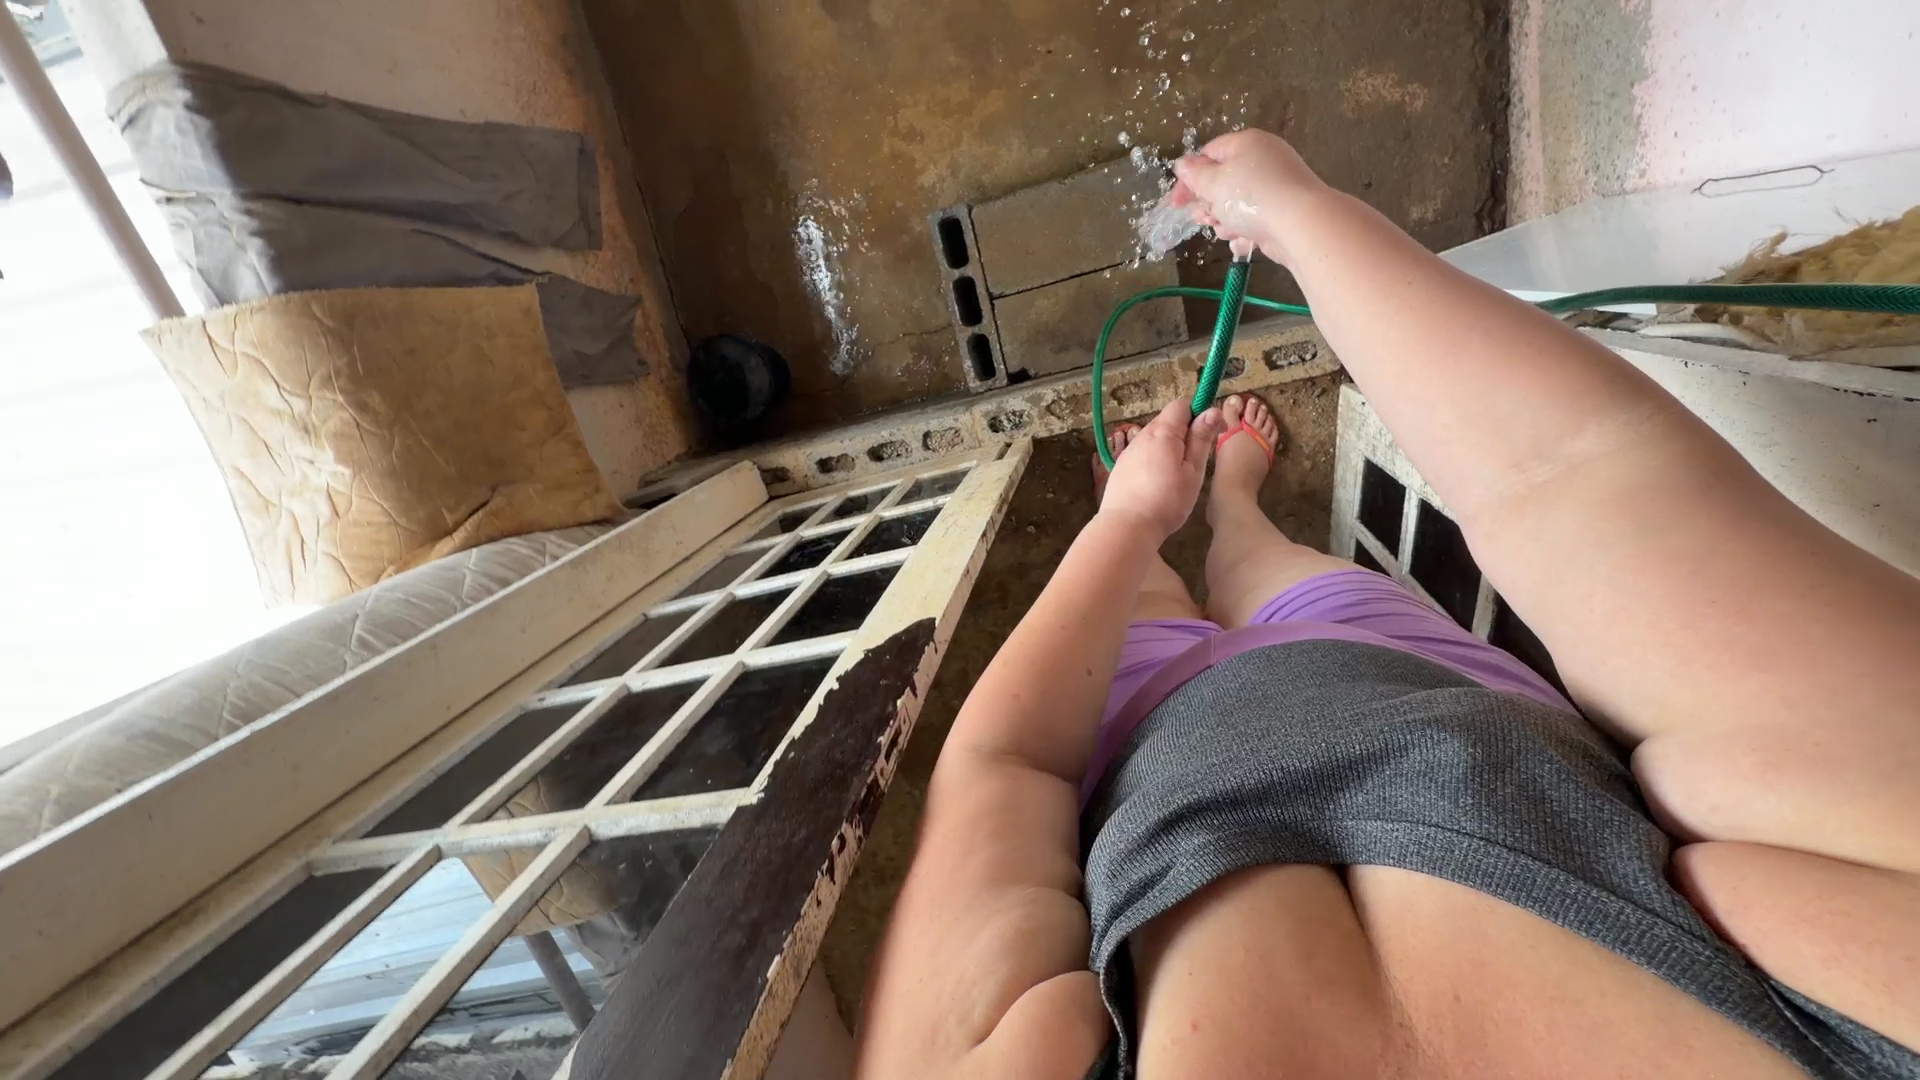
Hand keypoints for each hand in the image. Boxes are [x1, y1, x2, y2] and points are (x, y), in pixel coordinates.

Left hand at [1098, 399, 1223, 538]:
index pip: (1181, 405)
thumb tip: (1212, 410)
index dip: (1197, 414)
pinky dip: (1153, 463)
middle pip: (1167, 422)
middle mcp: (1141, 437)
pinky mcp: (1120, 469)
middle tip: (1193, 464)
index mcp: (1162, 433)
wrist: (1126, 527)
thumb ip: (1201, 439)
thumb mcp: (1193, 470)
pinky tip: (1157, 485)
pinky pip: (1142, 456)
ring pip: (1154, 441)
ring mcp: (1128, 453)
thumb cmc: (1167, 500)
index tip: (1207, 434)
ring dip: (1168, 450)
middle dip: (1183, 435)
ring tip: (1175, 478)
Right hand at [1168, 129, 1327, 265]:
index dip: (1189, 178)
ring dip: (1223, 219)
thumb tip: (1182, 164)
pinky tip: (1242, 238)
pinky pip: (1252, 216)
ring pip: (1235, 202)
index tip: (1176, 202)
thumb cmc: (1250, 197)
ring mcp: (1273, 184)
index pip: (1209, 154)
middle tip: (1201, 217)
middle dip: (1207, 202)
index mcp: (1245, 144)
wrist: (1298, 222)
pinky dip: (1243, 227)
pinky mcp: (1279, 208)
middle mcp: (1261, 158)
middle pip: (1222, 180)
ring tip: (1224, 228)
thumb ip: (1195, 174)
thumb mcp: (1214, 183)